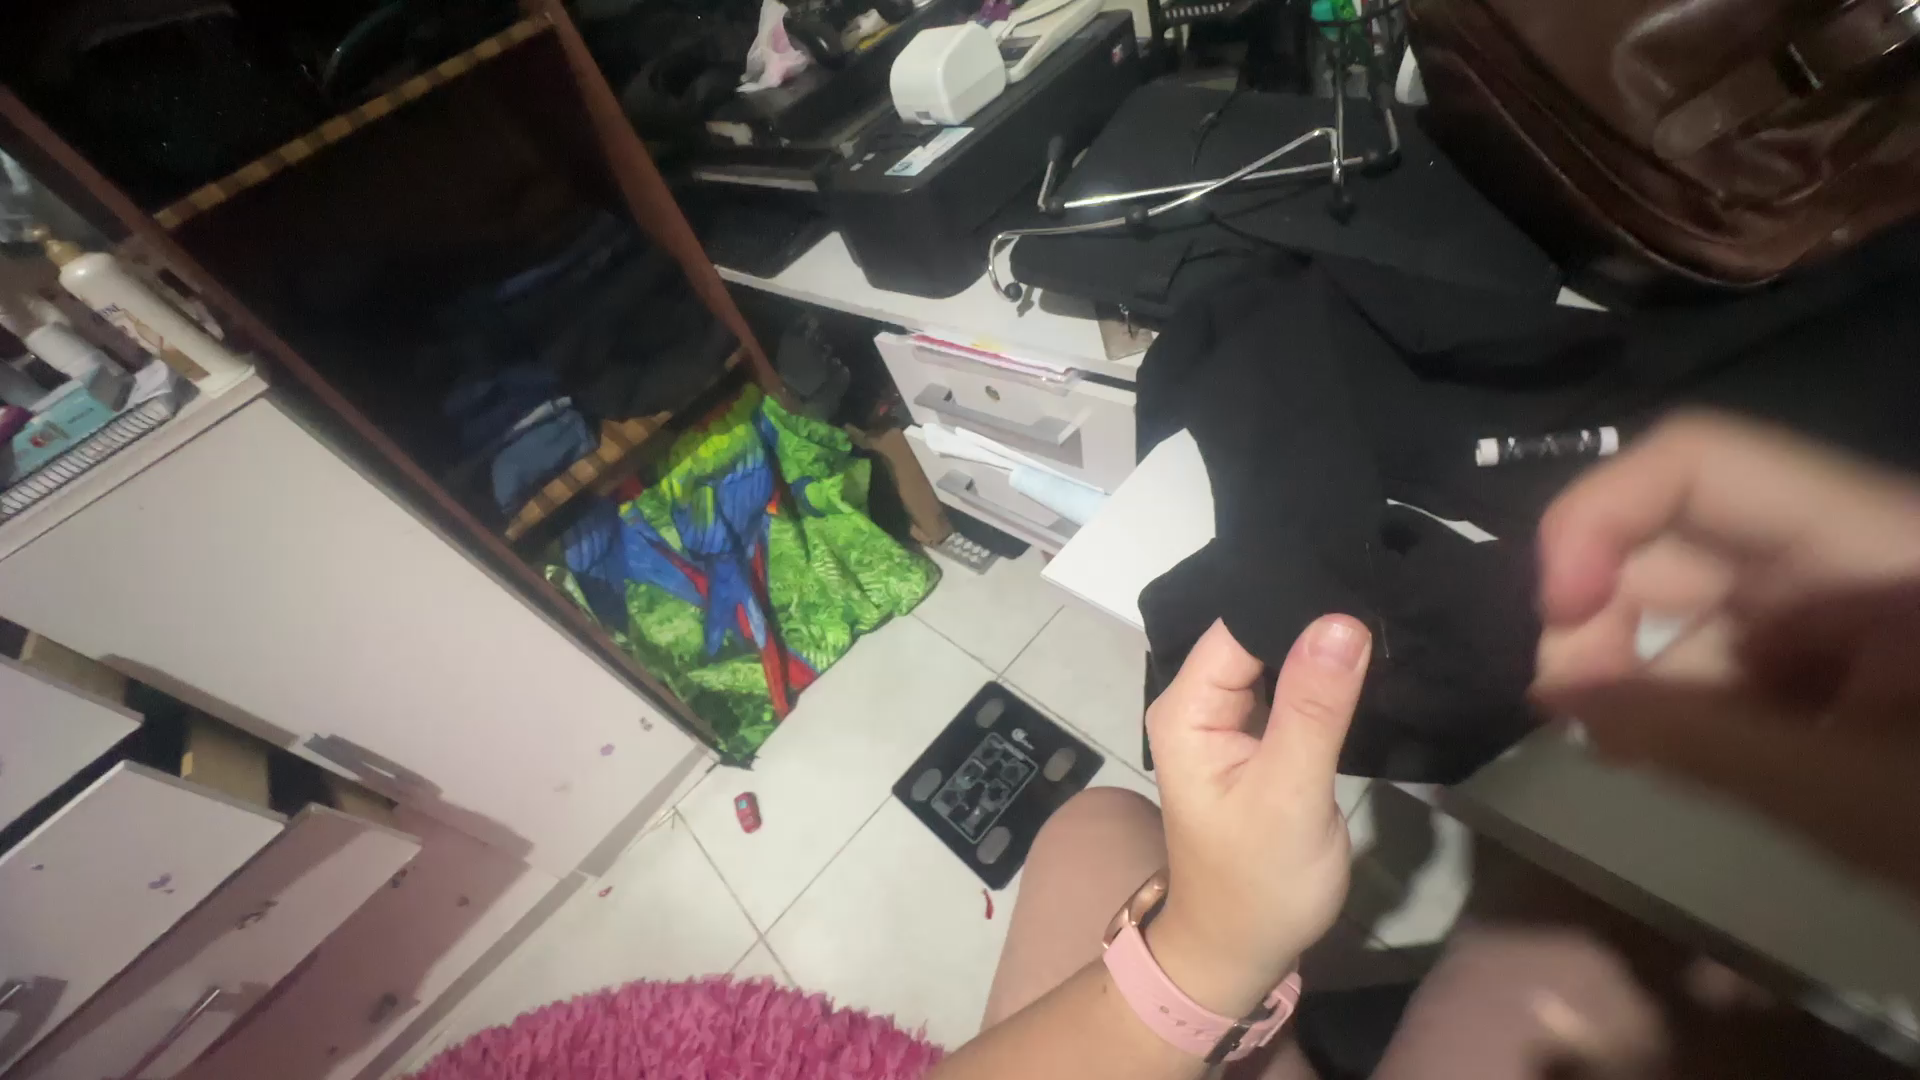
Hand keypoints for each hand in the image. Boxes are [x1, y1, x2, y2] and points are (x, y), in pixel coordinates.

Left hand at [1143, 615, 1370, 1017]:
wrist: (1241, 944)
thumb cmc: (1258, 879)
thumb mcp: (1289, 794)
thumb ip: (1313, 708)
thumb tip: (1340, 620)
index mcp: (1186, 707)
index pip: (1236, 629)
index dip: (1290, 602)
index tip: (1354, 574)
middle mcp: (1196, 701)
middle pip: (1252, 637)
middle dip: (1307, 616)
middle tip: (1377, 585)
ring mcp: (1222, 717)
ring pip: (1271, 659)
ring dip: (1315, 644)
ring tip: (1378, 609)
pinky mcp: (1251, 735)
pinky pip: (1283, 688)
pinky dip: (1317, 676)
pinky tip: (1359, 654)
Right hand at [1533, 411, 1919, 898]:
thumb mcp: (1866, 797)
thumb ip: (1695, 738)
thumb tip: (1551, 698)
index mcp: (1884, 544)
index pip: (1698, 464)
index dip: (1597, 519)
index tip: (1562, 613)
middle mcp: (1842, 550)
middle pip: (1663, 540)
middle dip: (1596, 619)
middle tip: (1572, 710)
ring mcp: (1828, 599)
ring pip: (1670, 600)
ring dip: (1622, 669)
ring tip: (1620, 746)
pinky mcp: (1820, 646)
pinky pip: (1702, 645)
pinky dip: (1662, 695)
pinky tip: (1659, 746)